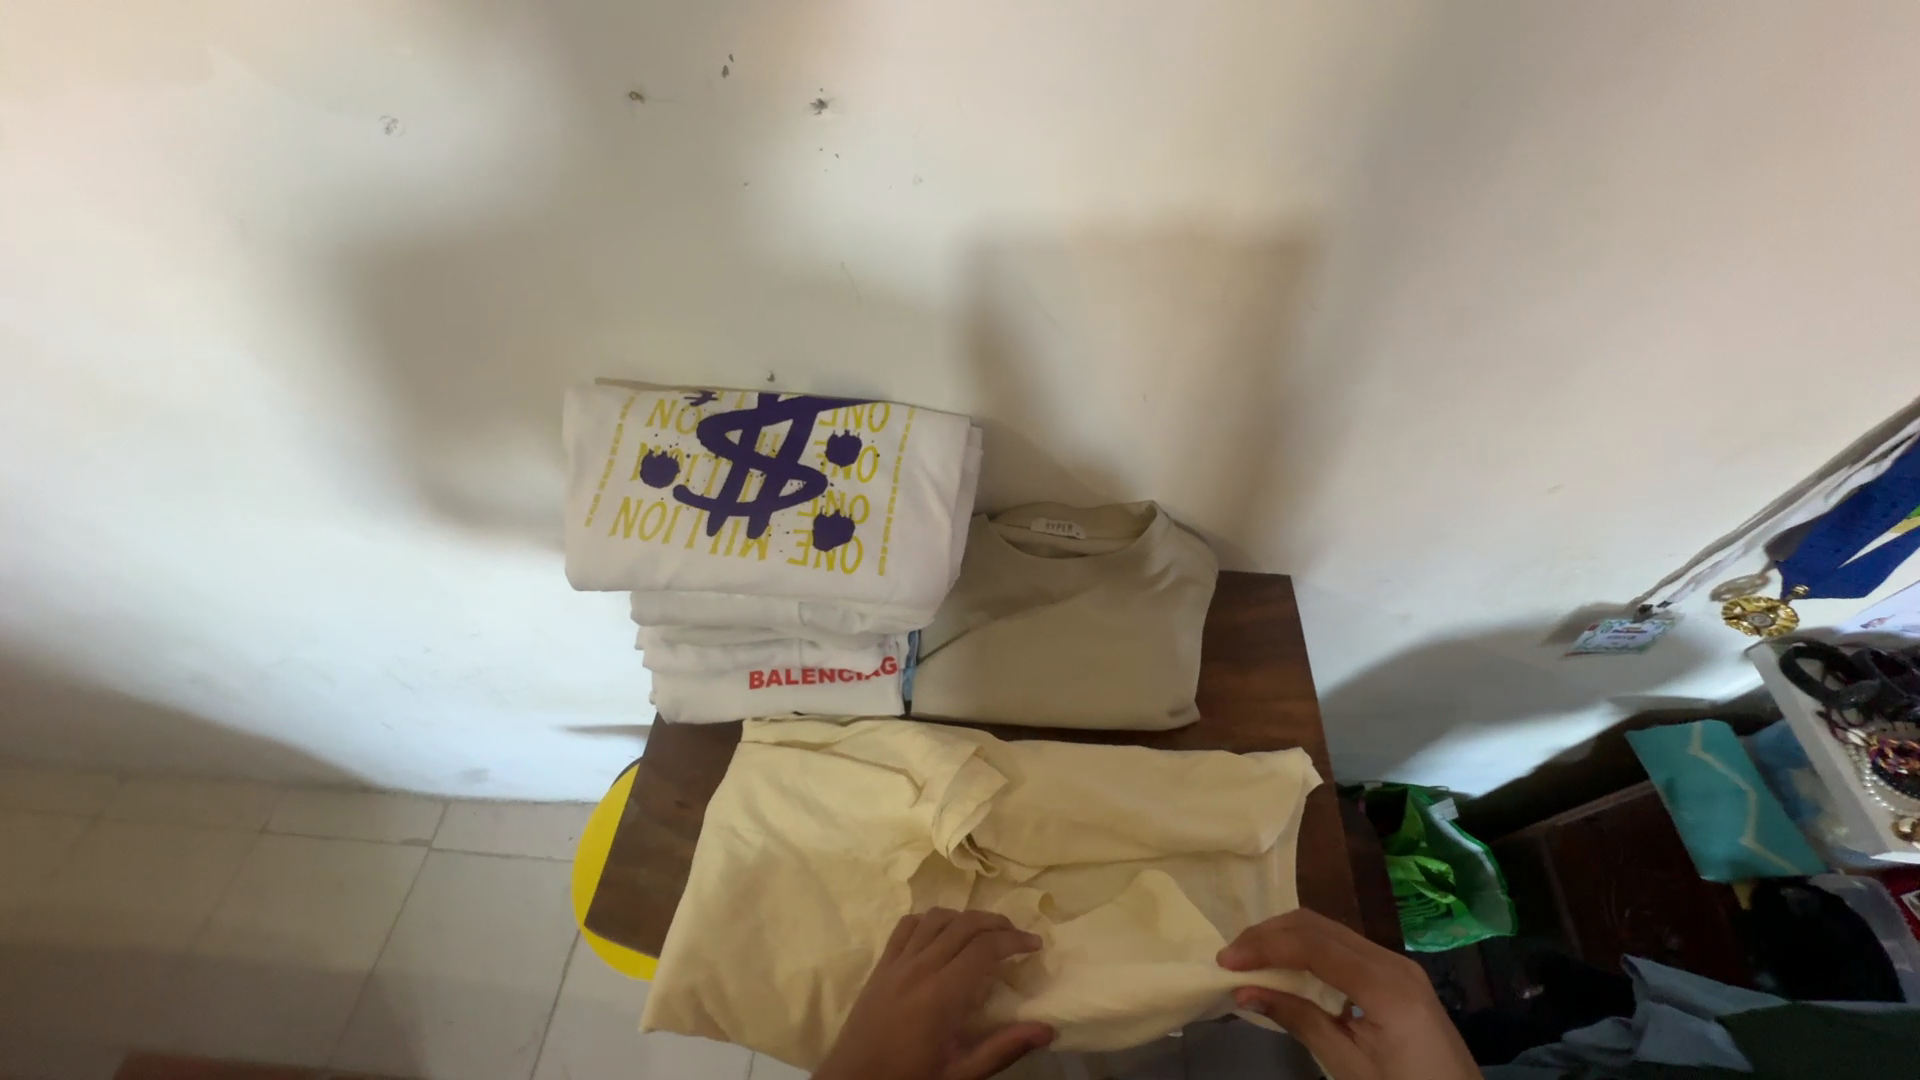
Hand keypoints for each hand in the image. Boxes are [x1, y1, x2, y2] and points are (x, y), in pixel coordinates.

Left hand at [814, 909, 1055, 1079]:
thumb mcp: (960, 1076)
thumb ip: (1002, 1049)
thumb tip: (1047, 1029)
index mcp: (941, 995)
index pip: (984, 949)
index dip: (1014, 940)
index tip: (1035, 944)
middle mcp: (919, 968)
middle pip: (964, 925)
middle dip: (995, 922)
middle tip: (1017, 935)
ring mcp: (897, 963)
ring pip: (936, 918)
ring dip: (965, 917)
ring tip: (984, 930)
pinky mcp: (881, 965)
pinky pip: (906, 926)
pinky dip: (929, 919)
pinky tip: (941, 930)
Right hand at [1217, 909, 1480, 1079]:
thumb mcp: (1351, 1069)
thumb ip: (1299, 1021)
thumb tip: (1243, 992)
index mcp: (1385, 986)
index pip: (1310, 943)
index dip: (1263, 946)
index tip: (1225, 961)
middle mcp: (1392, 962)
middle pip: (1316, 926)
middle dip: (1268, 935)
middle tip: (1232, 957)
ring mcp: (1397, 965)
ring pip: (1327, 929)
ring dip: (1284, 938)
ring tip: (1251, 960)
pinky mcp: (1397, 976)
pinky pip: (1341, 946)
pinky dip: (1306, 949)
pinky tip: (1286, 967)